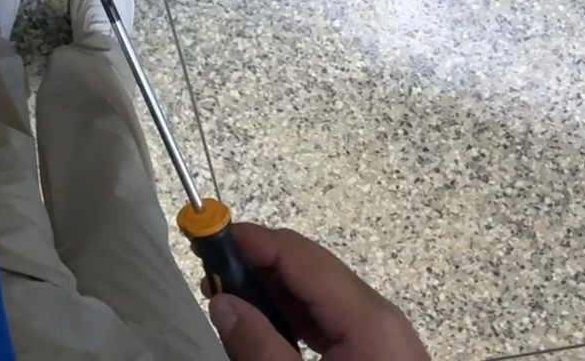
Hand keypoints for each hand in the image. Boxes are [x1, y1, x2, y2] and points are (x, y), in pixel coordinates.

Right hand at [204, 224, 427, 360]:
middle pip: (305, 263)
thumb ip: (258, 347)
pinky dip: (291, 310)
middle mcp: (378, 313)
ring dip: (269, 285)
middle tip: (207, 271)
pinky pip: (327, 315)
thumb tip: (221, 301)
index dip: (247, 239)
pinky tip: (265, 324)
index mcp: (366, 316)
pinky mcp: (379, 354)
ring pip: (314, 287)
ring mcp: (383, 335)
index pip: (295, 252)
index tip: (201, 237)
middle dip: (254, 260)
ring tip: (226, 297)